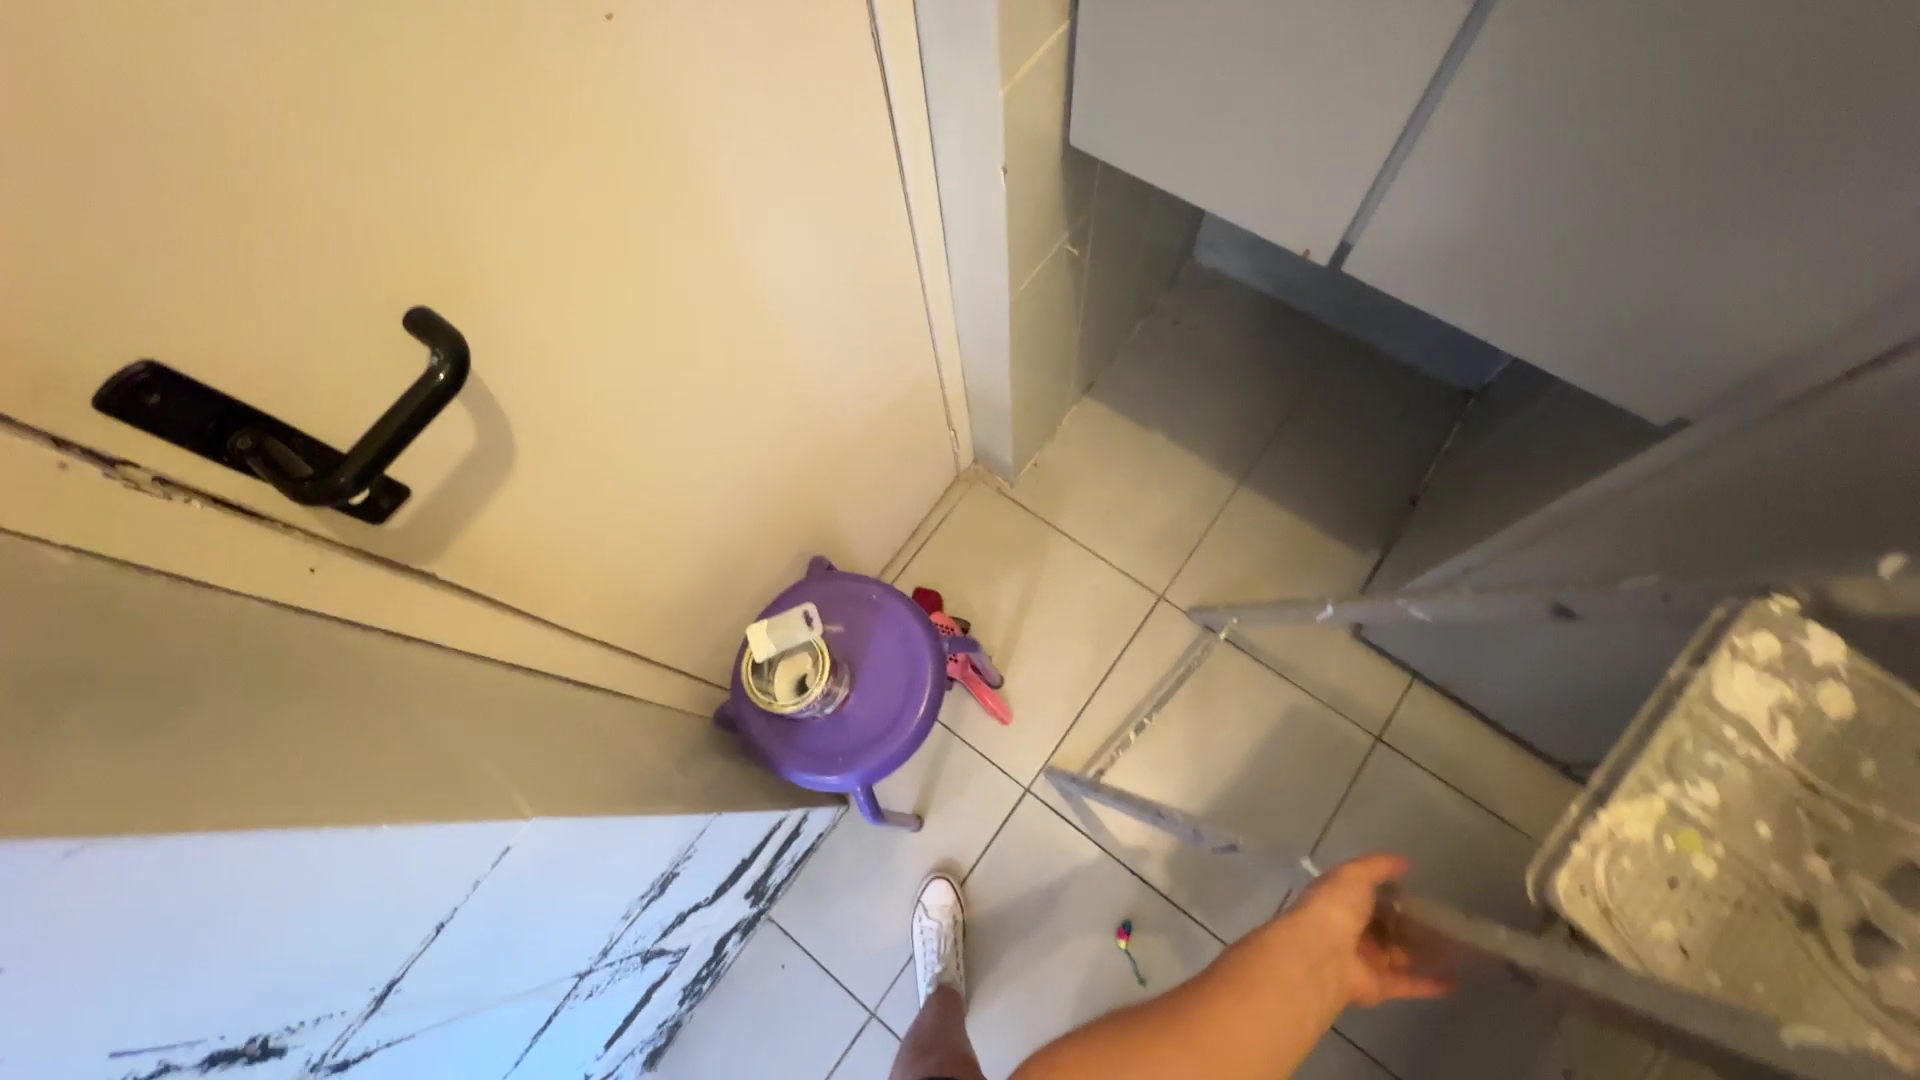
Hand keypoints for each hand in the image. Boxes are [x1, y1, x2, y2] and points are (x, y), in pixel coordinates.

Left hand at [1283, 854, 1453, 1007]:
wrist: (1322, 954)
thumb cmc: (1336, 907)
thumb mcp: (1354, 874)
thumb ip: (1378, 866)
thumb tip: (1403, 860)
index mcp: (1341, 900)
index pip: (1367, 894)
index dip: (1389, 891)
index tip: (1418, 888)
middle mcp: (1351, 929)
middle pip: (1386, 926)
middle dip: (1410, 924)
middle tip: (1446, 920)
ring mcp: (1365, 958)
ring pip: (1400, 954)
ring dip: (1425, 952)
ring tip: (1458, 948)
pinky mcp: (1380, 985)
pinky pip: (1410, 983)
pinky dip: (1431, 983)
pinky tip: (1456, 980)